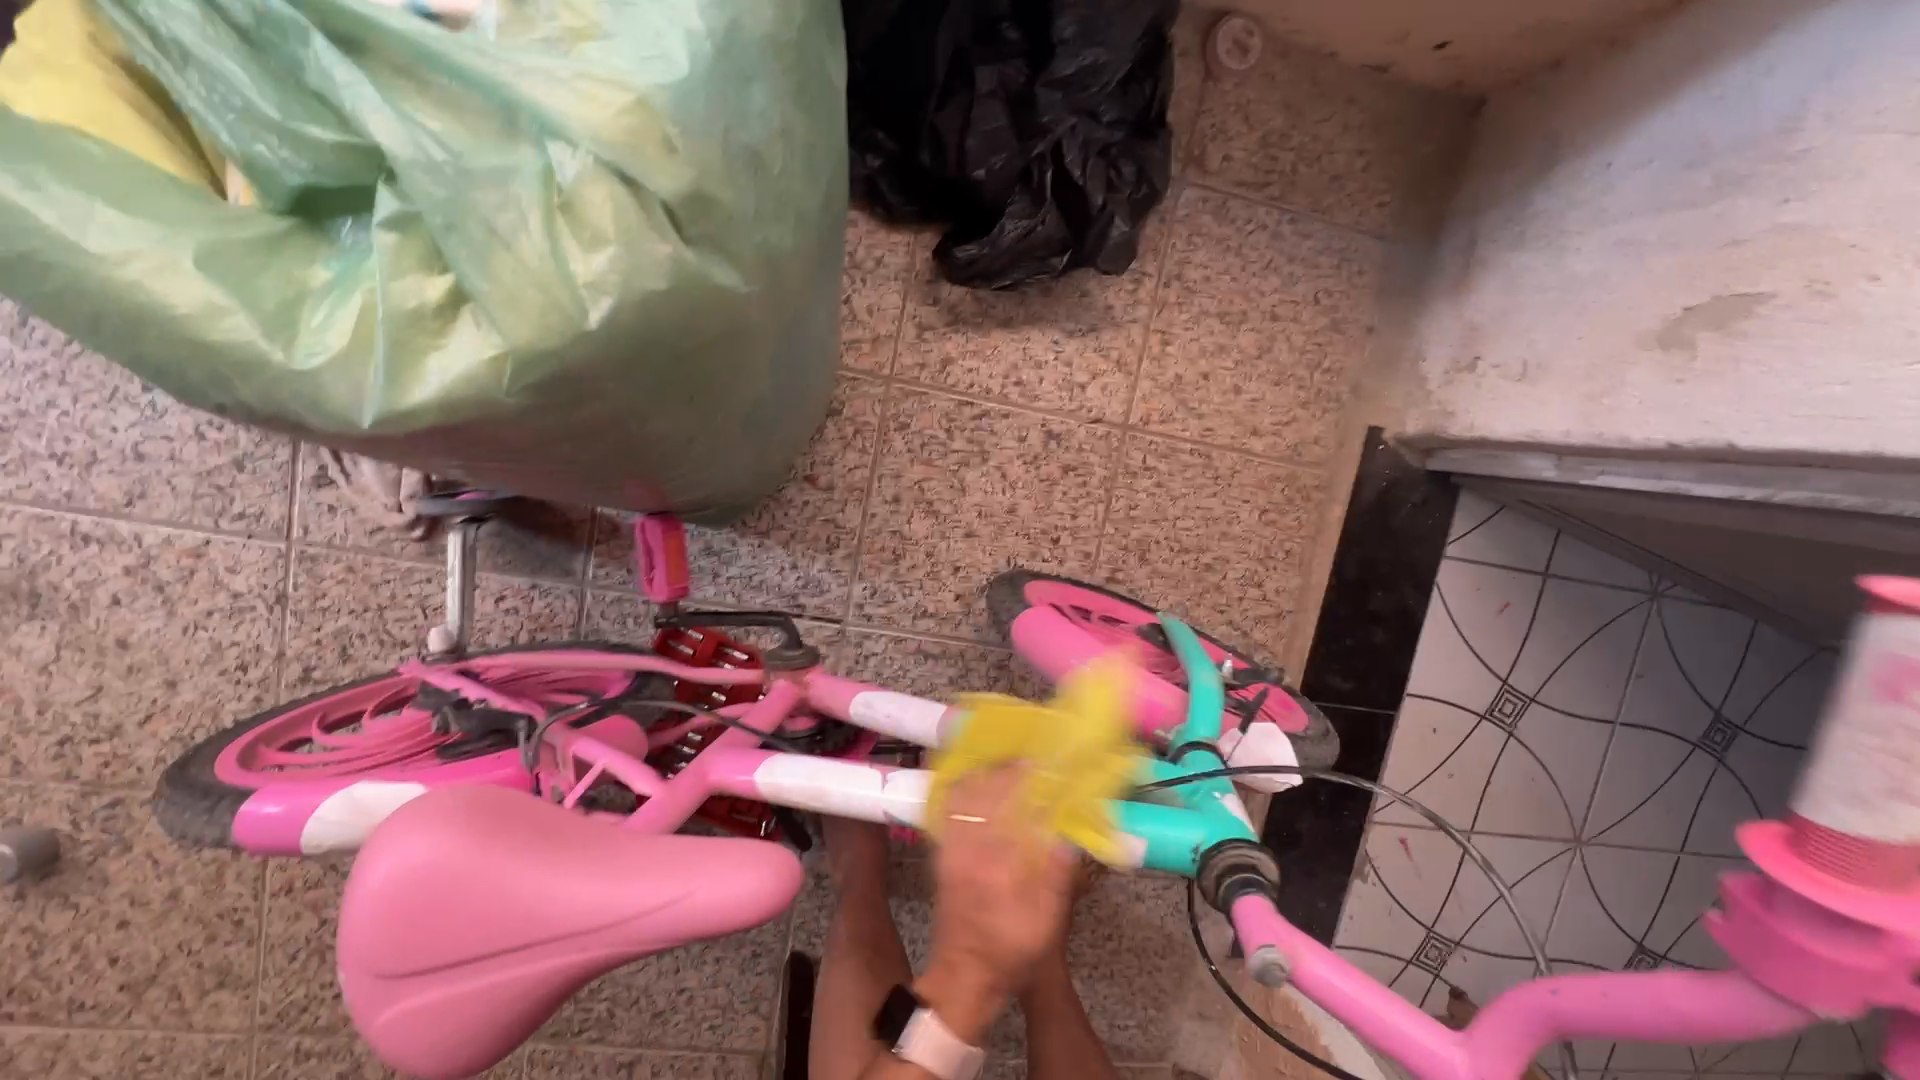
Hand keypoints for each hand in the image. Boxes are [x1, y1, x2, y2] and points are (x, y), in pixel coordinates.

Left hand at [916, 767, 1077, 1040]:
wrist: (964, 978)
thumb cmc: (1010, 954)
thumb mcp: (1046, 923)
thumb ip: (1057, 875)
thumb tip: (1069, 831)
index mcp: (997, 861)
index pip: (1016, 803)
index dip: (1035, 779)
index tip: (1053, 764)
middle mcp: (969, 846)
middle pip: (988, 790)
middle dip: (1013, 769)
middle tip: (1036, 760)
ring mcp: (951, 847)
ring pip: (966, 793)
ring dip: (988, 773)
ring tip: (1012, 767)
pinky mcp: (943, 853)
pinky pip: (950, 808)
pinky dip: (965, 788)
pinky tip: (981, 783)